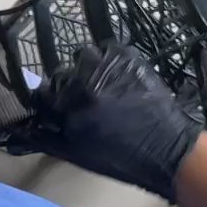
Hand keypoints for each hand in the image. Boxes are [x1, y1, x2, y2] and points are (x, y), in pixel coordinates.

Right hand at [35, 44, 202, 201]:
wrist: (167, 150)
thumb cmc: (121, 157)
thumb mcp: (77, 151)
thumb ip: (53, 132)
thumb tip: (39, 119)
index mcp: (68, 106)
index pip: (43, 92)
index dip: (49, 99)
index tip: (56, 104)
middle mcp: (84, 81)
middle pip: (63, 73)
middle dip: (70, 84)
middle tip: (86, 96)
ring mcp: (106, 66)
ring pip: (85, 55)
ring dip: (89, 67)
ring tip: (102, 82)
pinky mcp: (128, 57)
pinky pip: (109, 49)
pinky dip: (111, 60)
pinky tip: (118, 74)